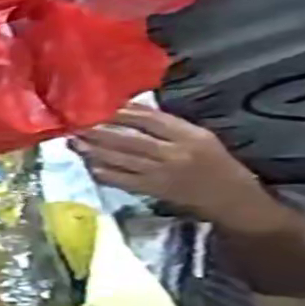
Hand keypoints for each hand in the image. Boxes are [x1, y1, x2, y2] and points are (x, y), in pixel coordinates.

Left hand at [71, 106, 271, 224]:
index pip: (150, 120)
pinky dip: (100, 170)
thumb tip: (126, 107)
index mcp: (190, 136)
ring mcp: (159, 173)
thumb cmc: (212, 161)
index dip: (121, 113)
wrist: (230, 198)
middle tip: (75, 124)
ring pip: (118, 158)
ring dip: (91, 149)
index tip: (97, 107)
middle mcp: (174, 154)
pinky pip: (118, 178)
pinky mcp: (149, 190)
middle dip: (98, 131)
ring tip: (73, 140)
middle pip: (128, 139)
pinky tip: (87, 162)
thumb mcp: (198, 136)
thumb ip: (164, 124)